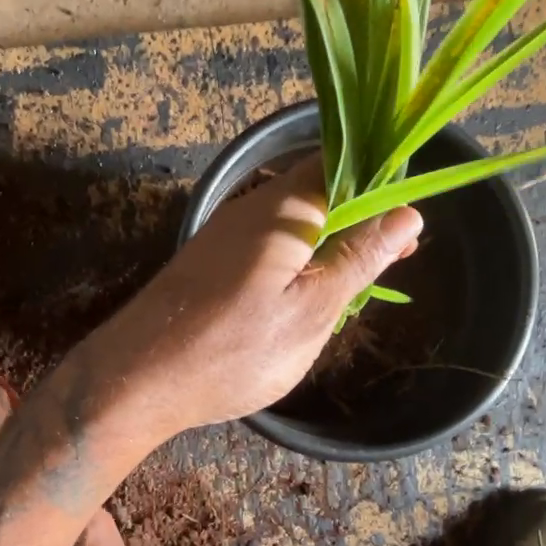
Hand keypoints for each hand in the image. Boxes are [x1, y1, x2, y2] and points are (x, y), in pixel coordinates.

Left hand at [80, 154, 422, 441]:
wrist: (136, 379)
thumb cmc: (230, 351)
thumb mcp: (311, 311)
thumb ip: (358, 259)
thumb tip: (406, 213)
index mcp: (281, 209)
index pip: (342, 166)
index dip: (381, 186)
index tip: (409, 223)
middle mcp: (247, 210)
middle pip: (315, 194)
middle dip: (357, 220)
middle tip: (392, 260)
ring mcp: (221, 237)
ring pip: (289, 224)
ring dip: (325, 245)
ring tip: (353, 283)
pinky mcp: (206, 266)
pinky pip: (263, 248)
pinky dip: (292, 264)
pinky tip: (301, 297)